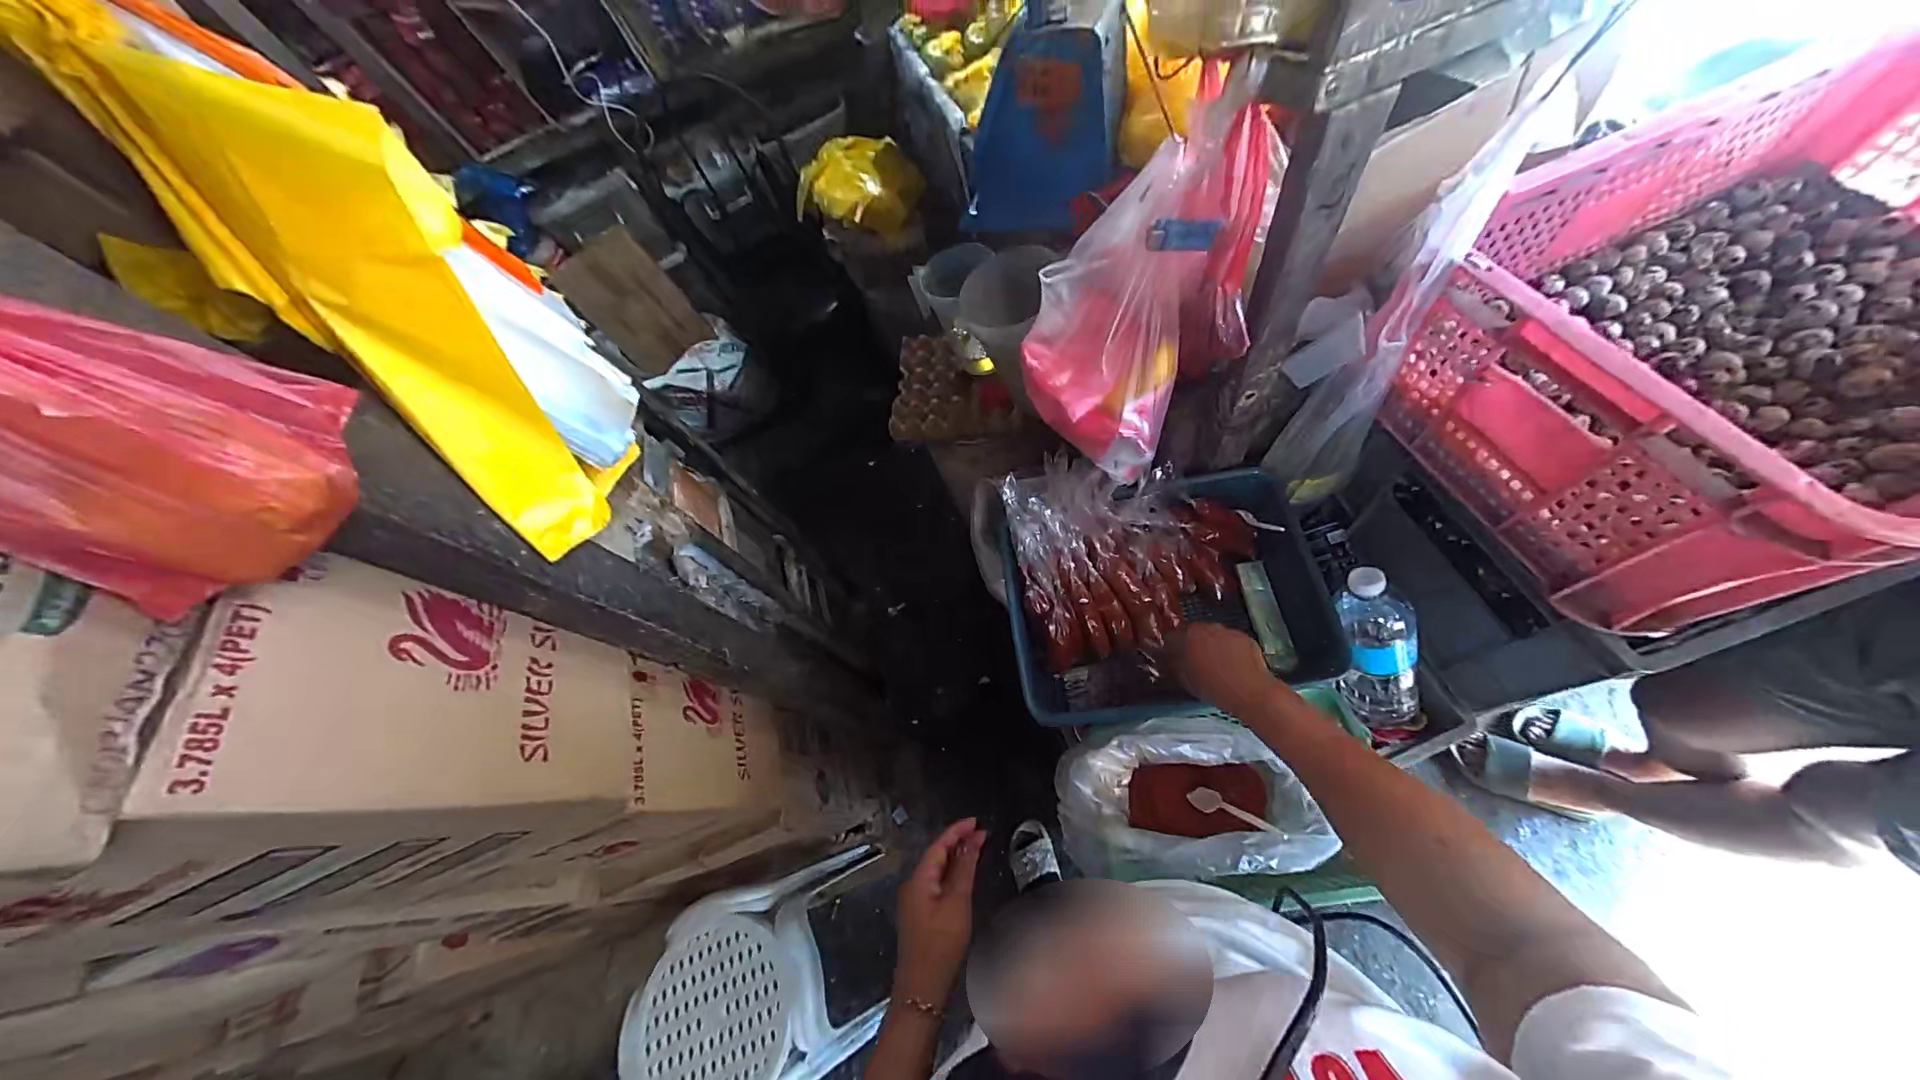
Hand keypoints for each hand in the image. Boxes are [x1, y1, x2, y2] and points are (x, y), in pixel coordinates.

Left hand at [894, 818, 986, 1005]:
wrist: (923, 987)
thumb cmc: (941, 943)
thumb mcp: (957, 903)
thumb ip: (964, 870)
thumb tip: (971, 842)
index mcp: (918, 878)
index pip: (938, 845)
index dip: (957, 830)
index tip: (975, 821)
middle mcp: (913, 885)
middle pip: (936, 855)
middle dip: (958, 841)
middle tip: (981, 833)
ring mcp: (915, 900)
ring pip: (937, 869)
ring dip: (956, 857)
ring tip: (977, 848)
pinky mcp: (921, 914)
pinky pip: (937, 882)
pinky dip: (952, 873)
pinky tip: (964, 874)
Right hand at [1164, 623, 1286, 713]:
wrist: (1251, 692)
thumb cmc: (1215, 688)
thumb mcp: (1185, 681)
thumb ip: (1174, 666)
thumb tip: (1170, 661)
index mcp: (1187, 637)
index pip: (1171, 637)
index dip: (1172, 649)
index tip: (1173, 658)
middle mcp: (1207, 628)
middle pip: (1194, 633)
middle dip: (1193, 645)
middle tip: (1196, 662)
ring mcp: (1227, 631)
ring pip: (1214, 635)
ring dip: (1212, 646)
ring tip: (1217, 666)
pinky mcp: (1245, 637)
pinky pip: (1232, 641)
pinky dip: (1230, 649)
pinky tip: (1233, 665)